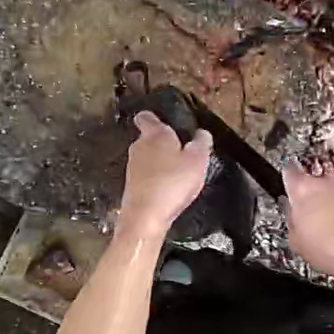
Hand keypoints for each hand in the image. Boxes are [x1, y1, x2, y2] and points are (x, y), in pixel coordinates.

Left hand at [117, 112, 210, 240]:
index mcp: (154, 134)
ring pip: (147, 158)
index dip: (155, 118)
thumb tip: (202, 132)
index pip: (146, 117)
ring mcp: (132, 167)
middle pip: (149, 138)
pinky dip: (156, 179)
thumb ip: (202, 143)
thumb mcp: (198, 160)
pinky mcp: (131, 186)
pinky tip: (168, 190)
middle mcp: (139, 146)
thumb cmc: (173, 182)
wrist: (145, 216)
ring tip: (178, 174)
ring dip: (160, 163)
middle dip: (163, 143)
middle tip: (183, 152)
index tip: (166, 124)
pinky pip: (146, 176)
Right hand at [283, 165, 333, 281]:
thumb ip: (291, 222)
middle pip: (316, 183)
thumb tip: (290, 214)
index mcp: (303, 190)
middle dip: (314, 198)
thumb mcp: (298, 244)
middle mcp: (328, 182)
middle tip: (313, 220)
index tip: (288, 192)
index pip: (289, 173)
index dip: (288, 181)